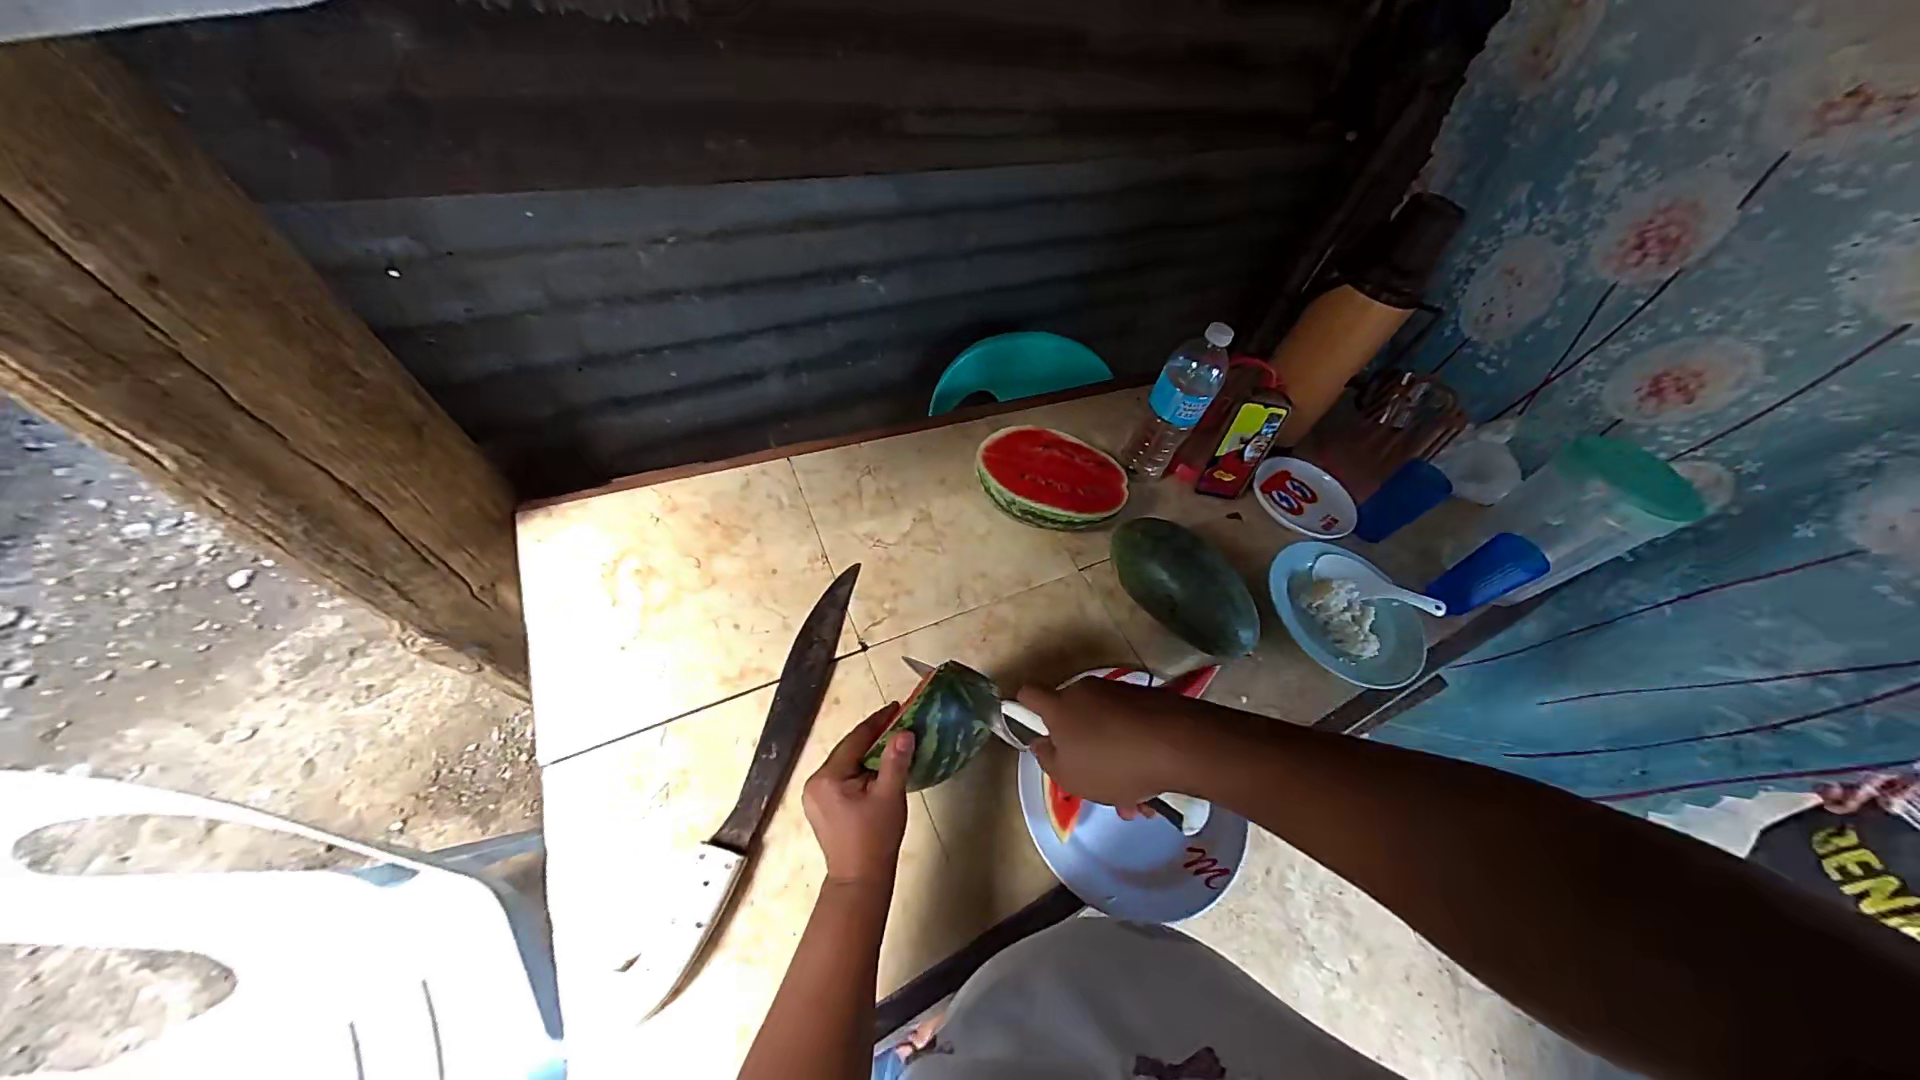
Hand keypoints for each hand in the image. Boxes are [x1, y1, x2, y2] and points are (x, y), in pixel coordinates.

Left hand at [803, 703, 913, 886]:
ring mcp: (815, 796)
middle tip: (898, 722)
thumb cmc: (875, 838)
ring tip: (892, 741)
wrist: (860, 880)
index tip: (897, 707)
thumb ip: (895, 761)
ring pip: (846, 763)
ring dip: (867, 753)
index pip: (855, 740)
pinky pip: (843, 777)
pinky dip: (860, 769)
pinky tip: (878, 766)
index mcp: (827, 778)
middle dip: (873, 736)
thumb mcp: (889, 796)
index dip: (878, 722)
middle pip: (848, 750)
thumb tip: (904, 732)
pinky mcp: (821, 806)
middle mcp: (814, 782)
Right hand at [1016, 678, 1212, 807]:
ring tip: (1136, 802)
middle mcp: (1086, 692)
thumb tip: (1042, 743)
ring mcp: (1119, 694)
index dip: (1025, 709)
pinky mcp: (1148, 701)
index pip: (1029, 694)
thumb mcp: (1070, 776)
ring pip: (1105, 729)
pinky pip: (1130, 729)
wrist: (1180, 744)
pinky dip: (1135, 754)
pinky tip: (1153, 790)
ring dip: (1113, 762)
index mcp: (1059, 707)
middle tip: (1096, 785)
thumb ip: (1047, 758)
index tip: (1034, 731)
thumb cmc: (1113, 763)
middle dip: (1081, 751)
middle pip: (1072, 718)